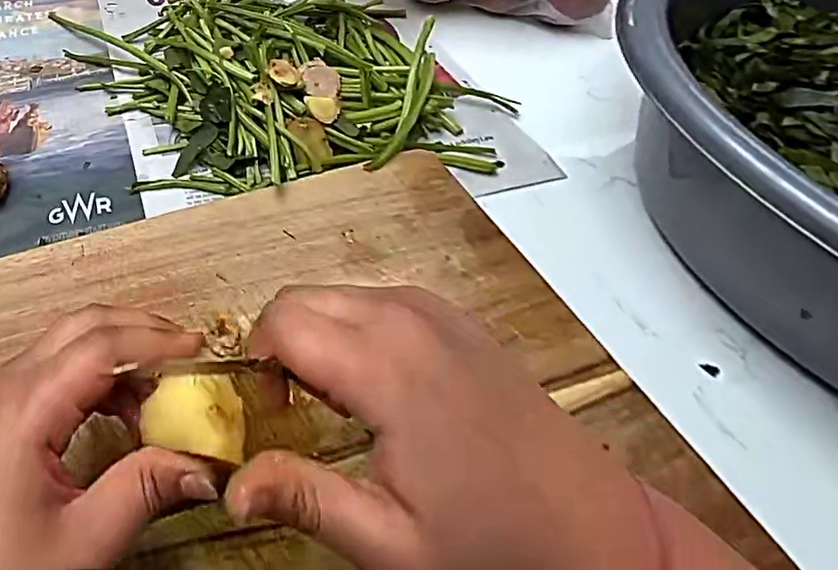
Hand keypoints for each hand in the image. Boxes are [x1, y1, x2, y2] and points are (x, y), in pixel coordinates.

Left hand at [0, 305, 217, 569]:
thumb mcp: (82, 539)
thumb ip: (142, 492)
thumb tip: (198, 465)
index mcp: (25, 405)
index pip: (99, 346)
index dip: (153, 339)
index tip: (196, 347)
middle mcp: (8, 382)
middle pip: (81, 326)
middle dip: (137, 329)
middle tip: (186, 351)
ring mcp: (1, 388)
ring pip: (67, 341)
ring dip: (117, 352)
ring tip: (163, 388)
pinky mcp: (2, 403)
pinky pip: (54, 365)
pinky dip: (95, 374)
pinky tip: (123, 411)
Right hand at [224, 286, 742, 569]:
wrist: (606, 534)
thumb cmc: (498, 542)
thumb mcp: (393, 540)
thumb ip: (304, 499)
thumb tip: (231, 488)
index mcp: (385, 366)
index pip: (279, 323)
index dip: (258, 359)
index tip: (275, 405)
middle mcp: (402, 318)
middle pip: (295, 300)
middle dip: (279, 342)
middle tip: (298, 400)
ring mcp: (428, 309)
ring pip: (328, 295)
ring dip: (313, 333)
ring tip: (339, 392)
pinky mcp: (446, 312)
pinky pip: (367, 299)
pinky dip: (349, 326)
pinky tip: (375, 376)